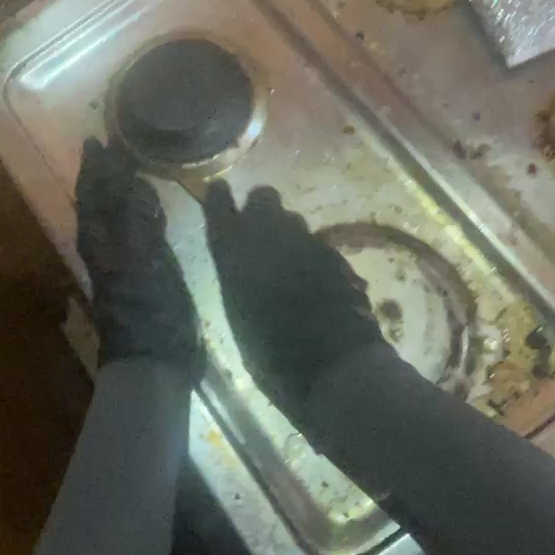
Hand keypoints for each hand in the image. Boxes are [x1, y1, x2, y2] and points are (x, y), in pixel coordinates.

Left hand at [75, 139, 201, 370]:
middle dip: (106, 173)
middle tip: (116, 144)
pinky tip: (152, 206)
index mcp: (100, 239)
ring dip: (122, 189)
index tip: (99, 138)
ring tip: (131, 166)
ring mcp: (125, 259)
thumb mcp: (140, 256)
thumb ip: (133, 216)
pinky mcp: (146, 272)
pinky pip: (139, 231)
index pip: (93, 192)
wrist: (155, 358)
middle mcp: (107, 245)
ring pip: (118, 215)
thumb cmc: (146, 306)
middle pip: (102, 201)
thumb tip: (125, 178)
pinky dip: (142, 212)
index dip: (96, 166)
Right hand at [202, 183, 384, 415]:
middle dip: (261, 209)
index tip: (219, 190)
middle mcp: (270, 236)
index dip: (219, 198)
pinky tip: (312, 281)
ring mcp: (307, 242)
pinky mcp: (336, 255)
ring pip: (292, 221)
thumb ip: (238, 279)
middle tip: (259, 231)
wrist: (333, 363)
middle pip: (264, 198)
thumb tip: (241, 265)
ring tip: (287, 261)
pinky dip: (310, 256)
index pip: (220, 208)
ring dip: (287, 233)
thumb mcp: (239, 315)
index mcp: (235, 252)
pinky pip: (315, 245)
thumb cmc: (272, 353)